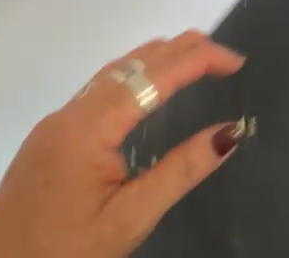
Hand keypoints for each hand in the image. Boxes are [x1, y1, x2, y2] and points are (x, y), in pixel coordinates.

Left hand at [0, 31, 246, 257]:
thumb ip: (181, 171)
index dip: (203, 57)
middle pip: (137, 59)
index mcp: (89, 127)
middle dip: (187, 51)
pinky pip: (103, 87)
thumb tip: (232, 130)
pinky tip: (153, 93)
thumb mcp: (127, 220)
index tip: (239, 63)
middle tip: (227, 63)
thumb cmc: (57, 257)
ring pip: (118, 69)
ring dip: (163, 60)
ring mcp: (55, 124)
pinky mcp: (49, 139)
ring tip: (201, 68)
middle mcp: (70, 113)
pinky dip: (140, 75)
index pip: (158, 72)